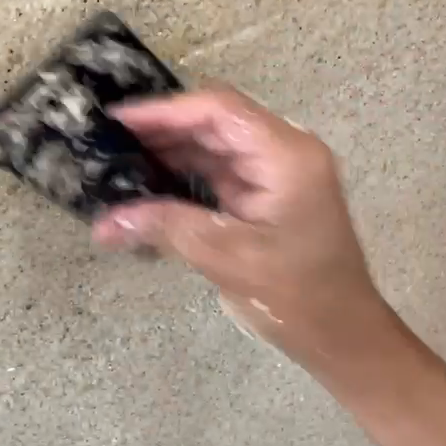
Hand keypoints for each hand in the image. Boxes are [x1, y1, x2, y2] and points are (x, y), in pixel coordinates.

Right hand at [91, 85, 409, 374]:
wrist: (341, 336)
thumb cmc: (297, 295)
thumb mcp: (227, 257)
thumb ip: (166, 227)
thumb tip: (105, 222)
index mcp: (287, 155)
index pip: (219, 110)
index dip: (166, 110)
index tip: (118, 120)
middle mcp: (283, 152)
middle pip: (214, 121)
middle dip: (162, 129)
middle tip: (108, 141)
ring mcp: (274, 172)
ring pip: (212, 144)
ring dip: (168, 151)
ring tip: (117, 160)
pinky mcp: (263, 194)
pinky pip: (217, 170)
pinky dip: (182, 174)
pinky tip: (145, 183)